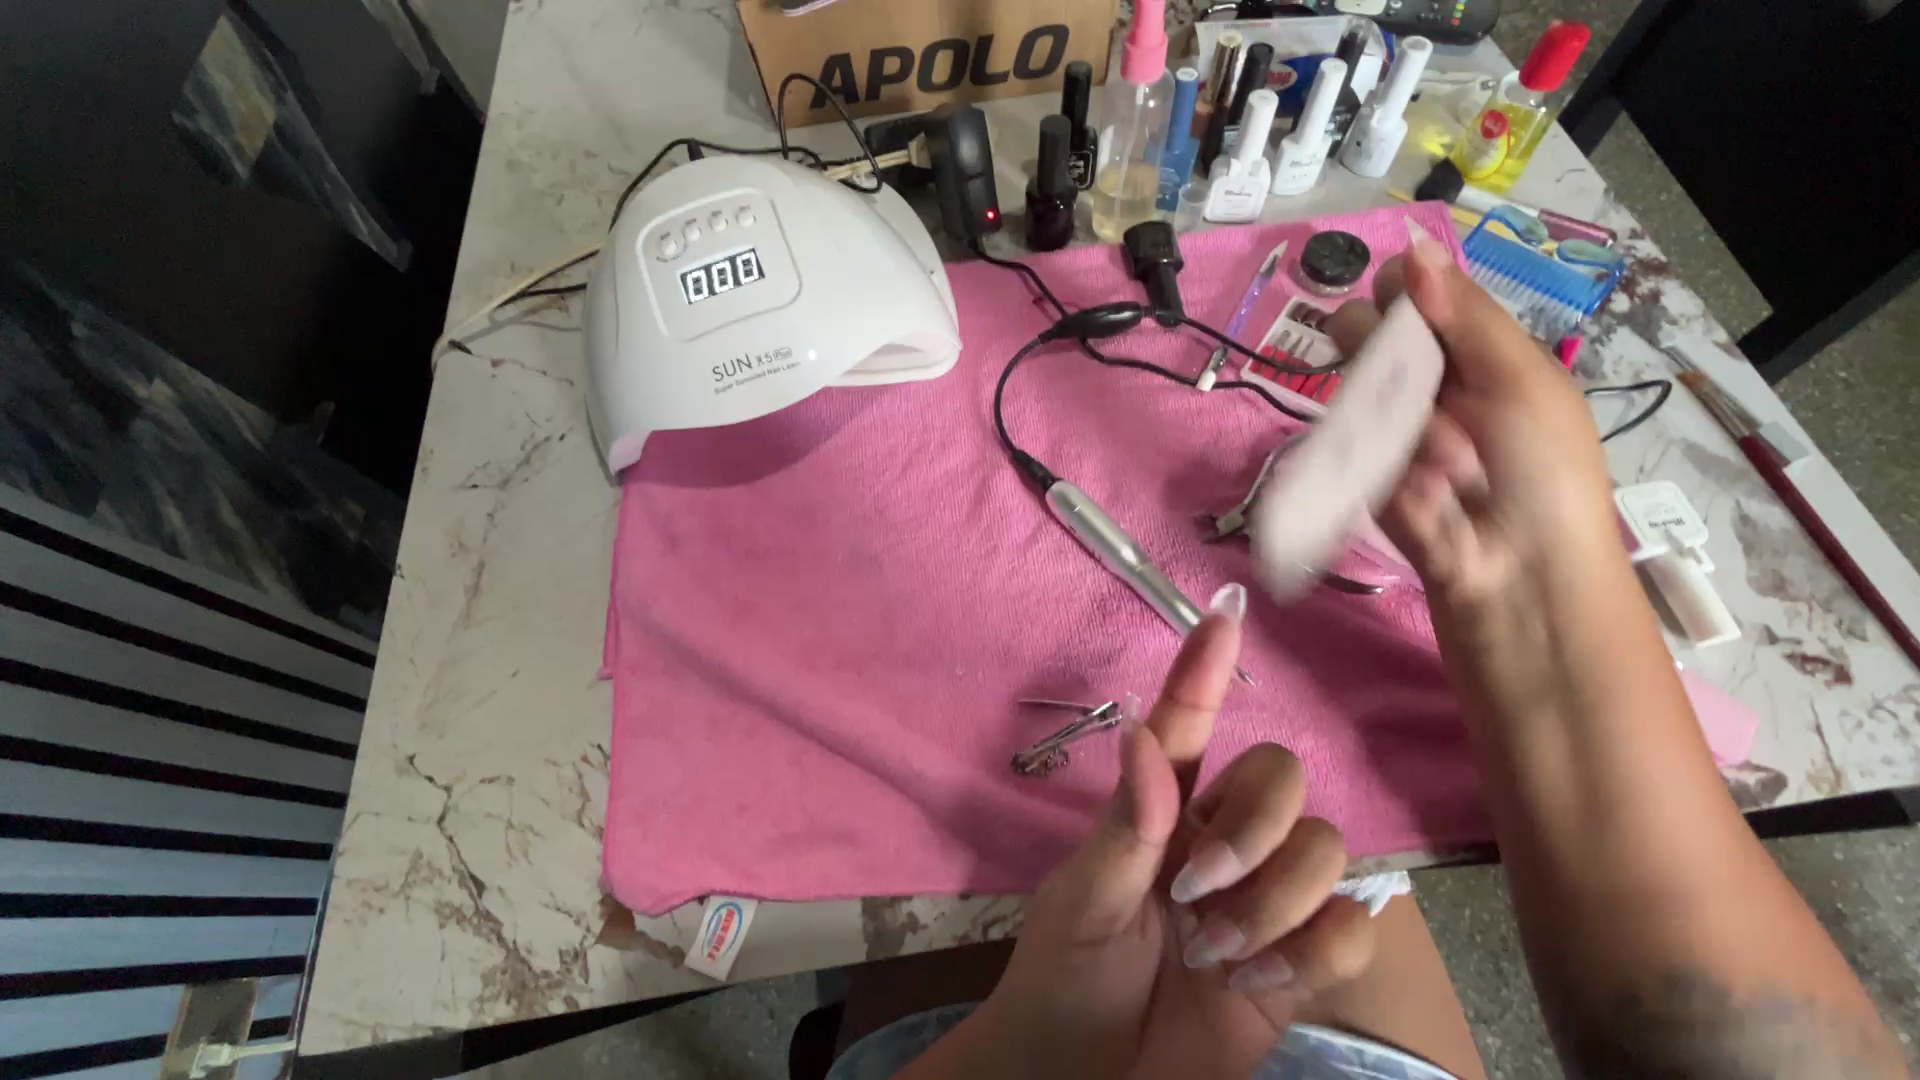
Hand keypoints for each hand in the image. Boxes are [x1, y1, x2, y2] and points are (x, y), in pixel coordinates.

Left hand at [908, 587, 1374, 1079]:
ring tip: (1215, 955)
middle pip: (1280, 777)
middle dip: (1253, 830)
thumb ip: (1125, 825)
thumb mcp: (1084, 900)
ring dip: (1273, 904)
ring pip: (1325, 848)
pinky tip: (1260, 983)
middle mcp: (1221, 838)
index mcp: (1159, 812)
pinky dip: (1313, 953)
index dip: (1204, 670)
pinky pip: (1354, 926)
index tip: (1225, 610)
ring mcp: (1265, 896)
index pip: (1187, 726)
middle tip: (1195, 893)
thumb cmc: (1068, 975)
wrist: (1091, 1074)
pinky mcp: (1303, 958)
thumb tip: (1141, 735)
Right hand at [1324, 239, 1618, 609]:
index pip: (1410, 292)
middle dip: (1388, 360)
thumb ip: (1464, 317)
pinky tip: (1419, 494)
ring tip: (1445, 469)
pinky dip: (1381, 467)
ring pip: (1351, 389)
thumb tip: (1410, 249)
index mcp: (1471, 348)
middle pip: (1364, 331)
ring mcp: (1384, 426)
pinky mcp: (1357, 471)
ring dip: (1401, 427)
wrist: (1515, 573)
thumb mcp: (1521, 381)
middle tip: (1427, 396)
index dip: (1401, 294)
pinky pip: (1344, 446)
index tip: (1409, 315)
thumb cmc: (1540, 470)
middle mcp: (1422, 379)